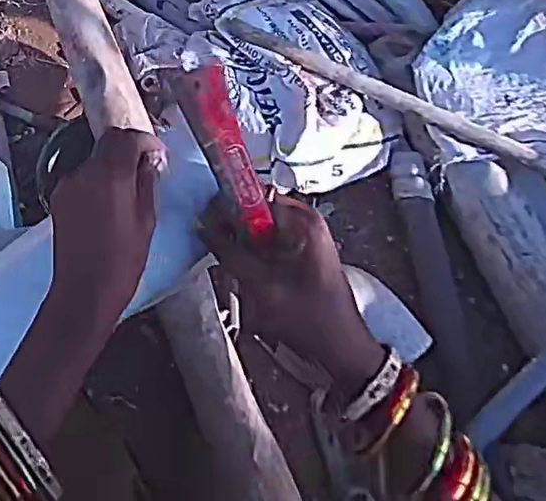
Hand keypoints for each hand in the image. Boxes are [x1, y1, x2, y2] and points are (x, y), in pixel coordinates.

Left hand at [47, 127, 162, 328]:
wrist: (84, 291)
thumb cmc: (122, 260)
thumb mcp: (146, 219)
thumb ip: (146, 182)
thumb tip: (149, 160)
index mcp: (111, 174)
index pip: (126, 137)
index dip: (144, 140)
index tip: (156, 152)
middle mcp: (86, 171)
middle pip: (107, 142)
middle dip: (127, 148)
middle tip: (144, 165)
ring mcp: (68, 183)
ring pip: (94, 159)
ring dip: (111, 165)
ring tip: (126, 190)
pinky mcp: (58, 197)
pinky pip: (82, 177)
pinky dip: (96, 181)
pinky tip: (106, 203)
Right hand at [203, 193, 384, 389]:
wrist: (341, 350)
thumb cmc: (308, 318)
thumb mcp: (263, 286)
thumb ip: (231, 253)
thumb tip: (204, 227)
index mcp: (303, 221)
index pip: (256, 197)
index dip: (229, 207)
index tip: (208, 221)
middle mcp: (308, 221)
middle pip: (259, 211)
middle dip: (235, 227)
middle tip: (216, 244)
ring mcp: (308, 236)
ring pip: (263, 227)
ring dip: (244, 242)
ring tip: (230, 262)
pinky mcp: (305, 252)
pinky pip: (272, 241)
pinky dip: (256, 252)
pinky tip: (247, 272)